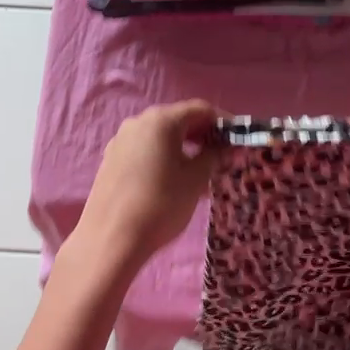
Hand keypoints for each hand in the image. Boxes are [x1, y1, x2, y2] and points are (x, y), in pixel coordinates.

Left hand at [76, 100, 220, 264]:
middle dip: (203, 134)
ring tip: (200, 170)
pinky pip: (145, 150)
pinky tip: (173, 179)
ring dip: (183, 147)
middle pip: (178, 120)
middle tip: (222, 154)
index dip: (223, 121)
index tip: (238, 138)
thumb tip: (226, 147)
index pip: (200, 109)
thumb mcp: (195, 179)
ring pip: (160, 136)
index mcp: (161, 120)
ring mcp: (120, 141)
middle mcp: (138, 122)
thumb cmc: (161, 204)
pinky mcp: (111, 160)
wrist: (111, 240)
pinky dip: (163, 156)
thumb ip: (214, 156)